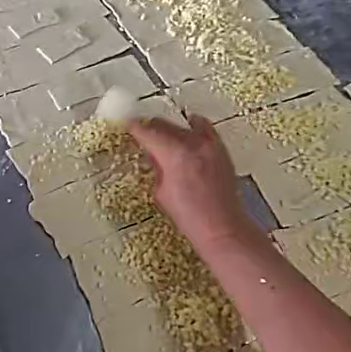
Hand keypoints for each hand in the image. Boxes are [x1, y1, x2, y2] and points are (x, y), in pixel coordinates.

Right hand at [126, 115, 265, 249]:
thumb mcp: (161, 191)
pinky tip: (189, 127)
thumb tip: (153, 154)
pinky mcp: (220, 150)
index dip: (134, 128)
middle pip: (162, 124)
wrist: (222, 227)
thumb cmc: (190, 216)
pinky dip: (194, 126)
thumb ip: (156, 167)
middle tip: (142, 135)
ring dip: (168, 129)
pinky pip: (204, 128)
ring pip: (180, 125)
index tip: (128, 126)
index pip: (146, 131)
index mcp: (173, 155)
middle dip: (149, 128)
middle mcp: (192, 144)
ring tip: (163, 138)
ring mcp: (208, 145)